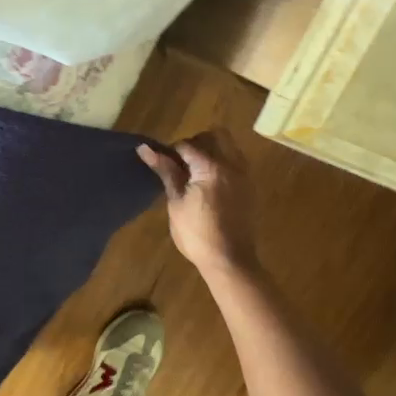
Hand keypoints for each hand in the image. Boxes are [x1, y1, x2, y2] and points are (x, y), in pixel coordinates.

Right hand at [137, 129, 262, 281]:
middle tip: (180, 164)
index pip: (188, 144)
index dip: (171, 151)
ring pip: (229, 146)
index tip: (162, 165)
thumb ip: (166, 171)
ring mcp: (245, 175)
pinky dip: (221, 163)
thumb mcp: (176, 202)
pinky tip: (208, 184)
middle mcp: (233, 164)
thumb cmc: (196, 233)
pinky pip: (236, 162)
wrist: (229, 259)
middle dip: (195, 143)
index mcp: (212, 167)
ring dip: (210, 151)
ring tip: (194, 174)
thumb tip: (145, 148)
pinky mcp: (250, 186)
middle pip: (214, 135)